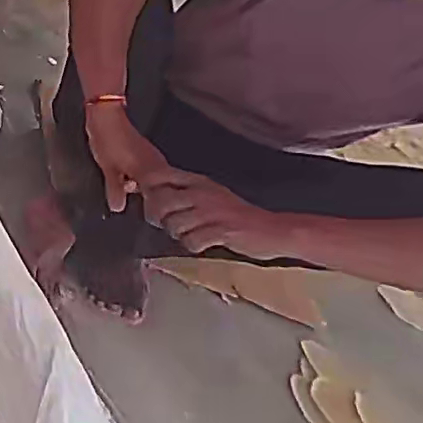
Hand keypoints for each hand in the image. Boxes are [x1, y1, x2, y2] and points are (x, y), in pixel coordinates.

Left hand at [83, 103, 171, 211]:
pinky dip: (141, 177)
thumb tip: (118, 208)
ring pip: (155, 179)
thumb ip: (115, 190)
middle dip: (150, 197)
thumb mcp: (109, 169)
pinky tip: (129, 179)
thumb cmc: (108, 141)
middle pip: (160, 188)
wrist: (107, 116)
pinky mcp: (146, 151)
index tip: (147, 213)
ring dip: (145, 187)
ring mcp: (153, 157)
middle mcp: (157, 164)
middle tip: (138, 204)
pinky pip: (149, 170)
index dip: (154, 207)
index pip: (161, 197)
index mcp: (151, 171)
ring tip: (131, 192)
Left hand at [138, 168, 293, 258]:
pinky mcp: (222, 231)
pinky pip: (191, 241)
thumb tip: (149, 195)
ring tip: (191, 234)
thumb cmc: (236, 215)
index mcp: (197, 182)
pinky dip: (193, 246)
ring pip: (174, 224)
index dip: (148, 188)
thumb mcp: (209, 194)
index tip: (152, 199)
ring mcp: (212, 212)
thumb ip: (182, 193)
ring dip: (178, 234)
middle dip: (159, 218)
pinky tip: (203, 244)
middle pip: (160, 202)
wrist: (274, 230)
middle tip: (169, 225)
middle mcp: (202, 193)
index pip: (159, 176)